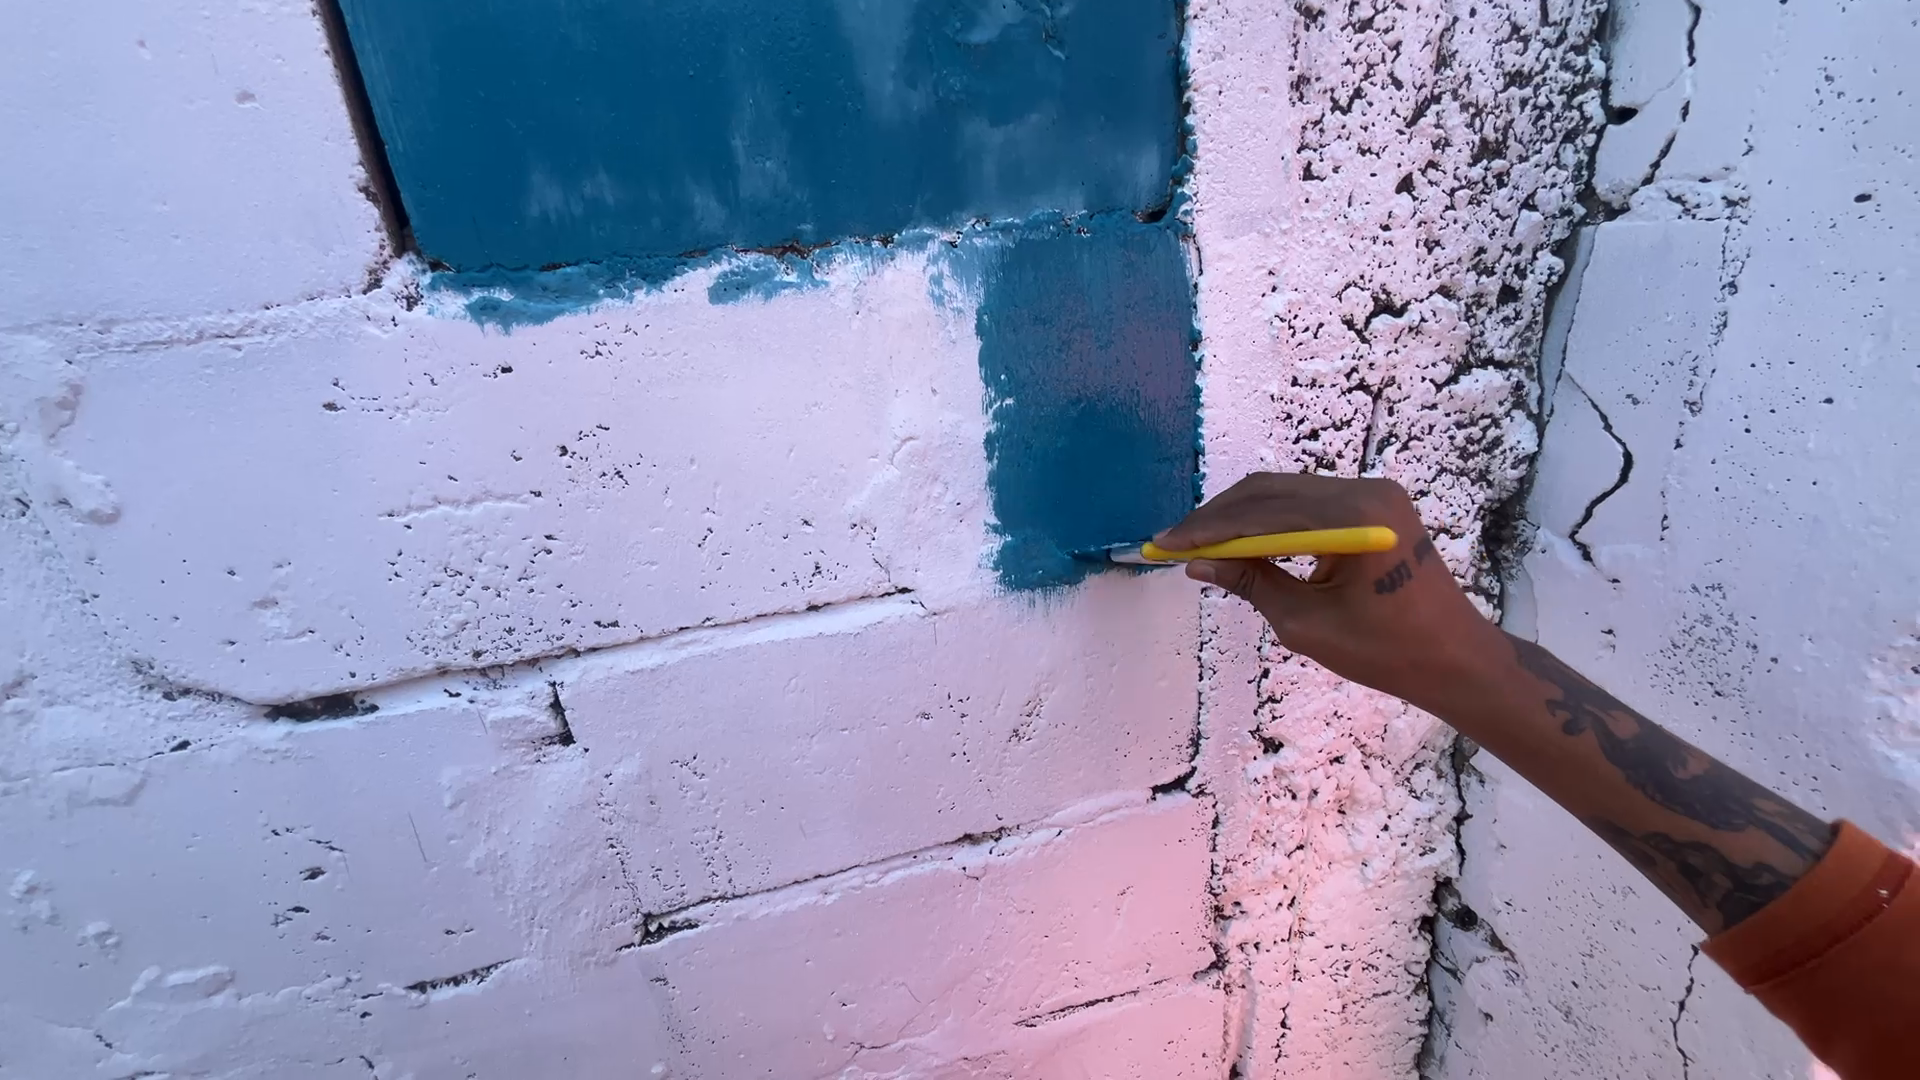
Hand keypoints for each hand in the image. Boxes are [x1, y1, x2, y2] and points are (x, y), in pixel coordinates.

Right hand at [1157, 472, 1506, 715]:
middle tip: (1174, 542)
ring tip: (1197, 541)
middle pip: (1269, 491)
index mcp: (1354, 517)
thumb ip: (1249, 584)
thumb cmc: (1386, 651)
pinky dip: (1265, 519)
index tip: (1165, 544)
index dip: (1207, 529)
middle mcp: (1364, 490)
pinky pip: (1303, 502)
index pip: (1262, 514)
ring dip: (1236, 516)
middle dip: (1216, 517)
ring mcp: (1371, 493)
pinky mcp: (1371, 503)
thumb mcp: (1305, 623)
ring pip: (1282, 492)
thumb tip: (1197, 564)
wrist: (1457, 659)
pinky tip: (1237, 539)